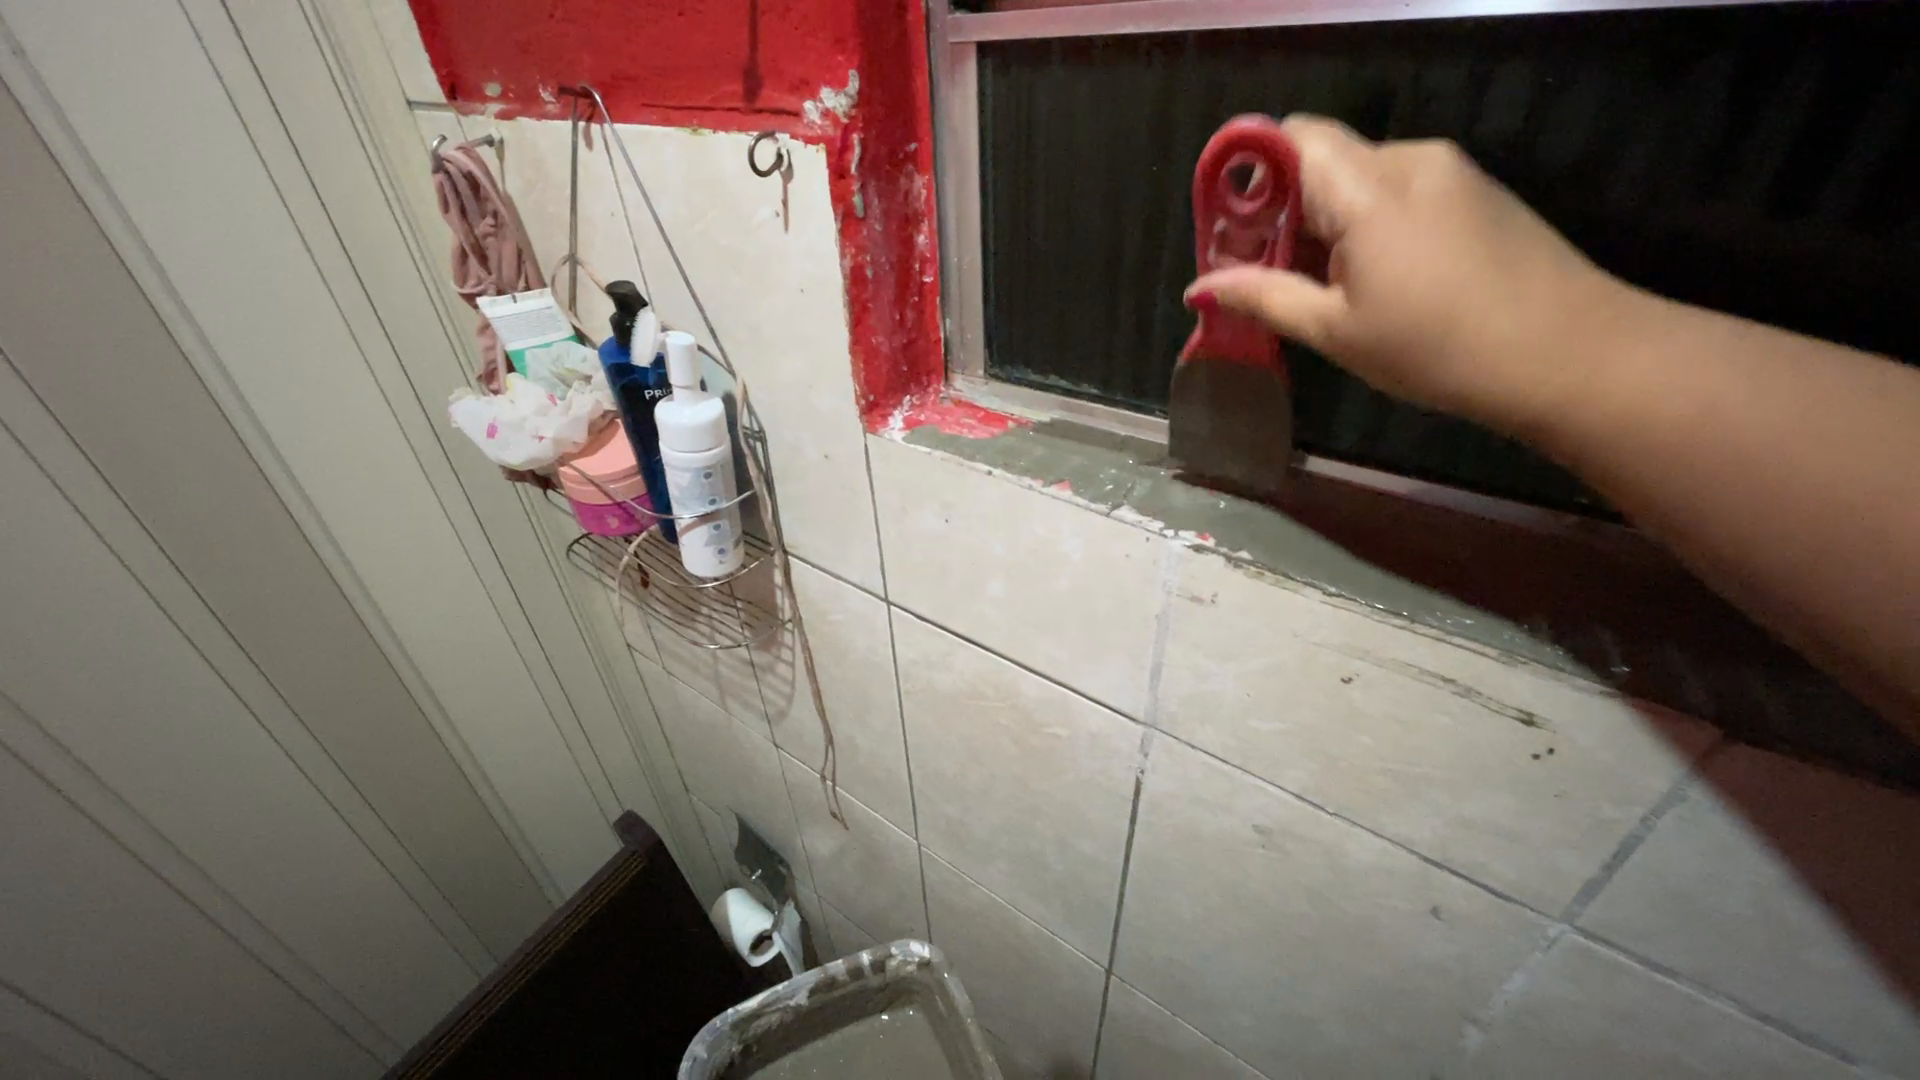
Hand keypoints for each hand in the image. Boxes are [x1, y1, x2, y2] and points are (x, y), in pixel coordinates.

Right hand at [1186, 115, 1635, 436]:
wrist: (1567, 354)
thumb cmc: (1436, 348)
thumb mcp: (1336, 330)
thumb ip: (1262, 298)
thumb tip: (1199, 287)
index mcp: (1369, 187)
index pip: (1291, 138)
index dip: (1249, 175)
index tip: (1230, 233)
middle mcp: (1408, 159)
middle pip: (1321, 159)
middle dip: (1280, 210)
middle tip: (1264, 276)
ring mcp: (1447, 172)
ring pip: (1357, 178)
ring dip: (1322, 222)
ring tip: (1321, 289)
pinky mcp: (1472, 192)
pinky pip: (1395, 192)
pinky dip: (1363, 226)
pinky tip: (1371, 281)